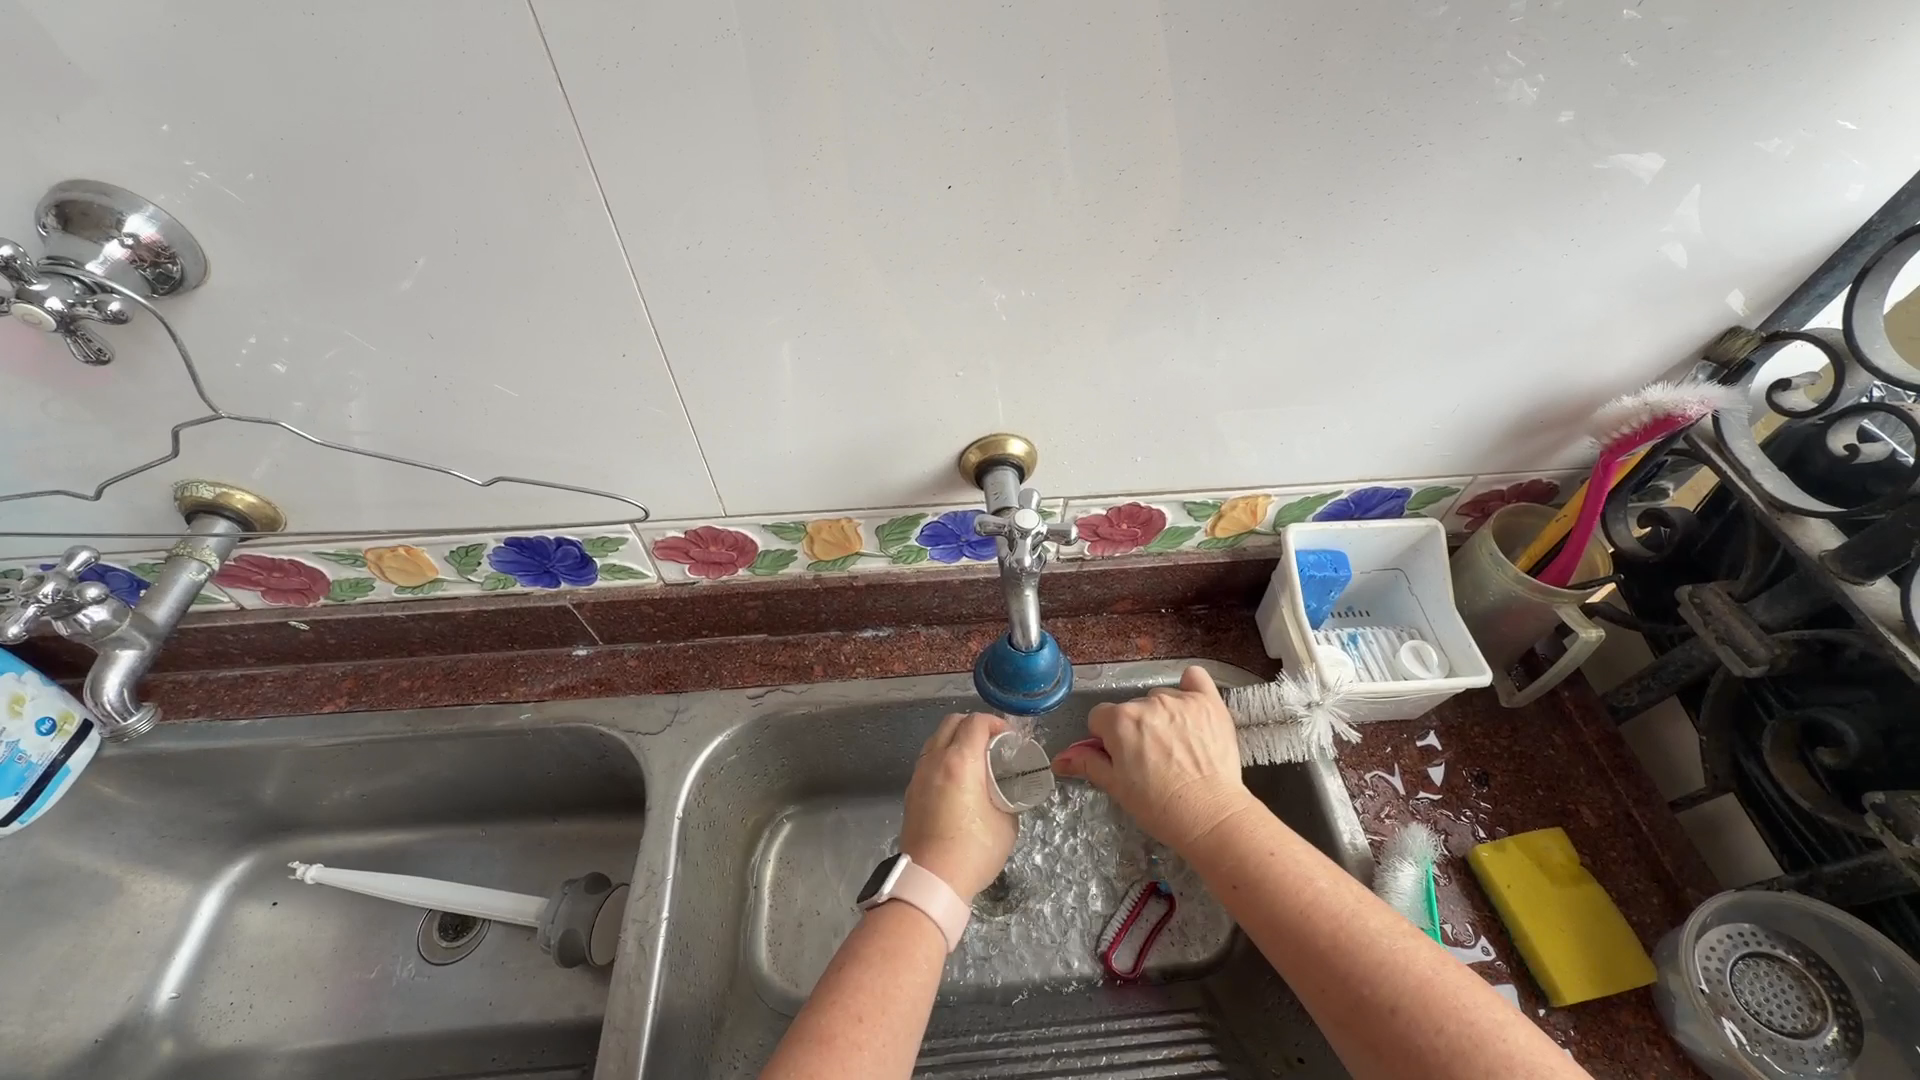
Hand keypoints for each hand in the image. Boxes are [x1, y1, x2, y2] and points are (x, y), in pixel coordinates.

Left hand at [900, 712, 1017, 898]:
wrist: (931, 881)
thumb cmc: (973, 851)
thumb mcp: (1006, 823)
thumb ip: (1007, 797)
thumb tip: (1005, 791)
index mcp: (960, 762)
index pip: (976, 722)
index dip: (996, 723)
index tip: (1009, 738)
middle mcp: (935, 761)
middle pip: (952, 722)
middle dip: (974, 725)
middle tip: (993, 743)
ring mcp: (919, 776)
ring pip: (936, 740)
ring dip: (956, 740)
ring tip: (975, 761)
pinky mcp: (911, 792)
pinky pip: (928, 761)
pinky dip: (943, 758)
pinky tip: (958, 780)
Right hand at [1051, 665, 1255, 852]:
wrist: (1210, 815)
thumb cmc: (1160, 806)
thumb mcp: (1116, 787)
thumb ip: (1087, 764)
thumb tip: (1060, 759)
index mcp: (1119, 721)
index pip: (1100, 717)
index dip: (1107, 738)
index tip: (1120, 756)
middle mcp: (1147, 703)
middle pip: (1131, 708)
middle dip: (1135, 728)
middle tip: (1150, 759)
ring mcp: (1180, 700)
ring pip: (1161, 698)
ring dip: (1163, 714)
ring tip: (1177, 747)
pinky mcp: (1208, 703)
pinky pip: (1196, 678)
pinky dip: (1191, 688)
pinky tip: (1192, 708)